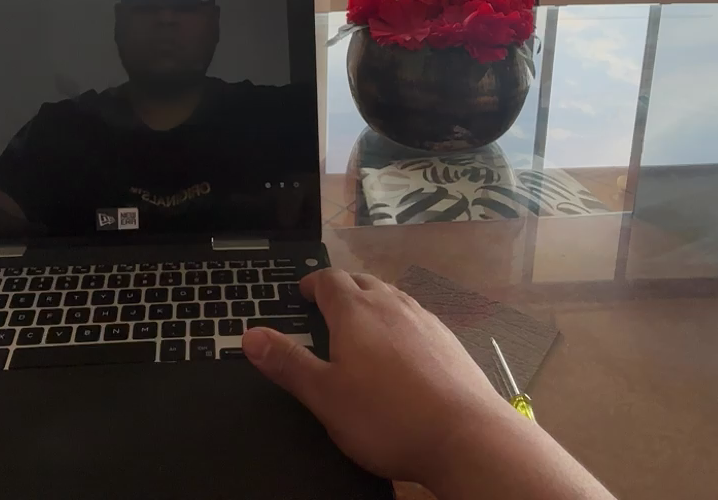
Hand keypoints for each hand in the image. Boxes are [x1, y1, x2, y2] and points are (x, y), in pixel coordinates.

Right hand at [242, 270, 610, 499]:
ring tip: (362, 322)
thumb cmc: (387, 417)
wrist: (467, 437)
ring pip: (390, 295)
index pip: (328, 280)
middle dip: (341, 288)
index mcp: (355, 311)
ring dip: (371, 301)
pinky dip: (399, 321)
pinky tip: (402, 348)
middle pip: (360, 281)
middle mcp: (389, 303)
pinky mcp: (447, 338)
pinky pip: (415, 316)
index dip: (312, 283)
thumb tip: (249, 335)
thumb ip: (287, 363)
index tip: (303, 293)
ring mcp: (423, 318)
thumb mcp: (325, 396)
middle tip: (328, 306)